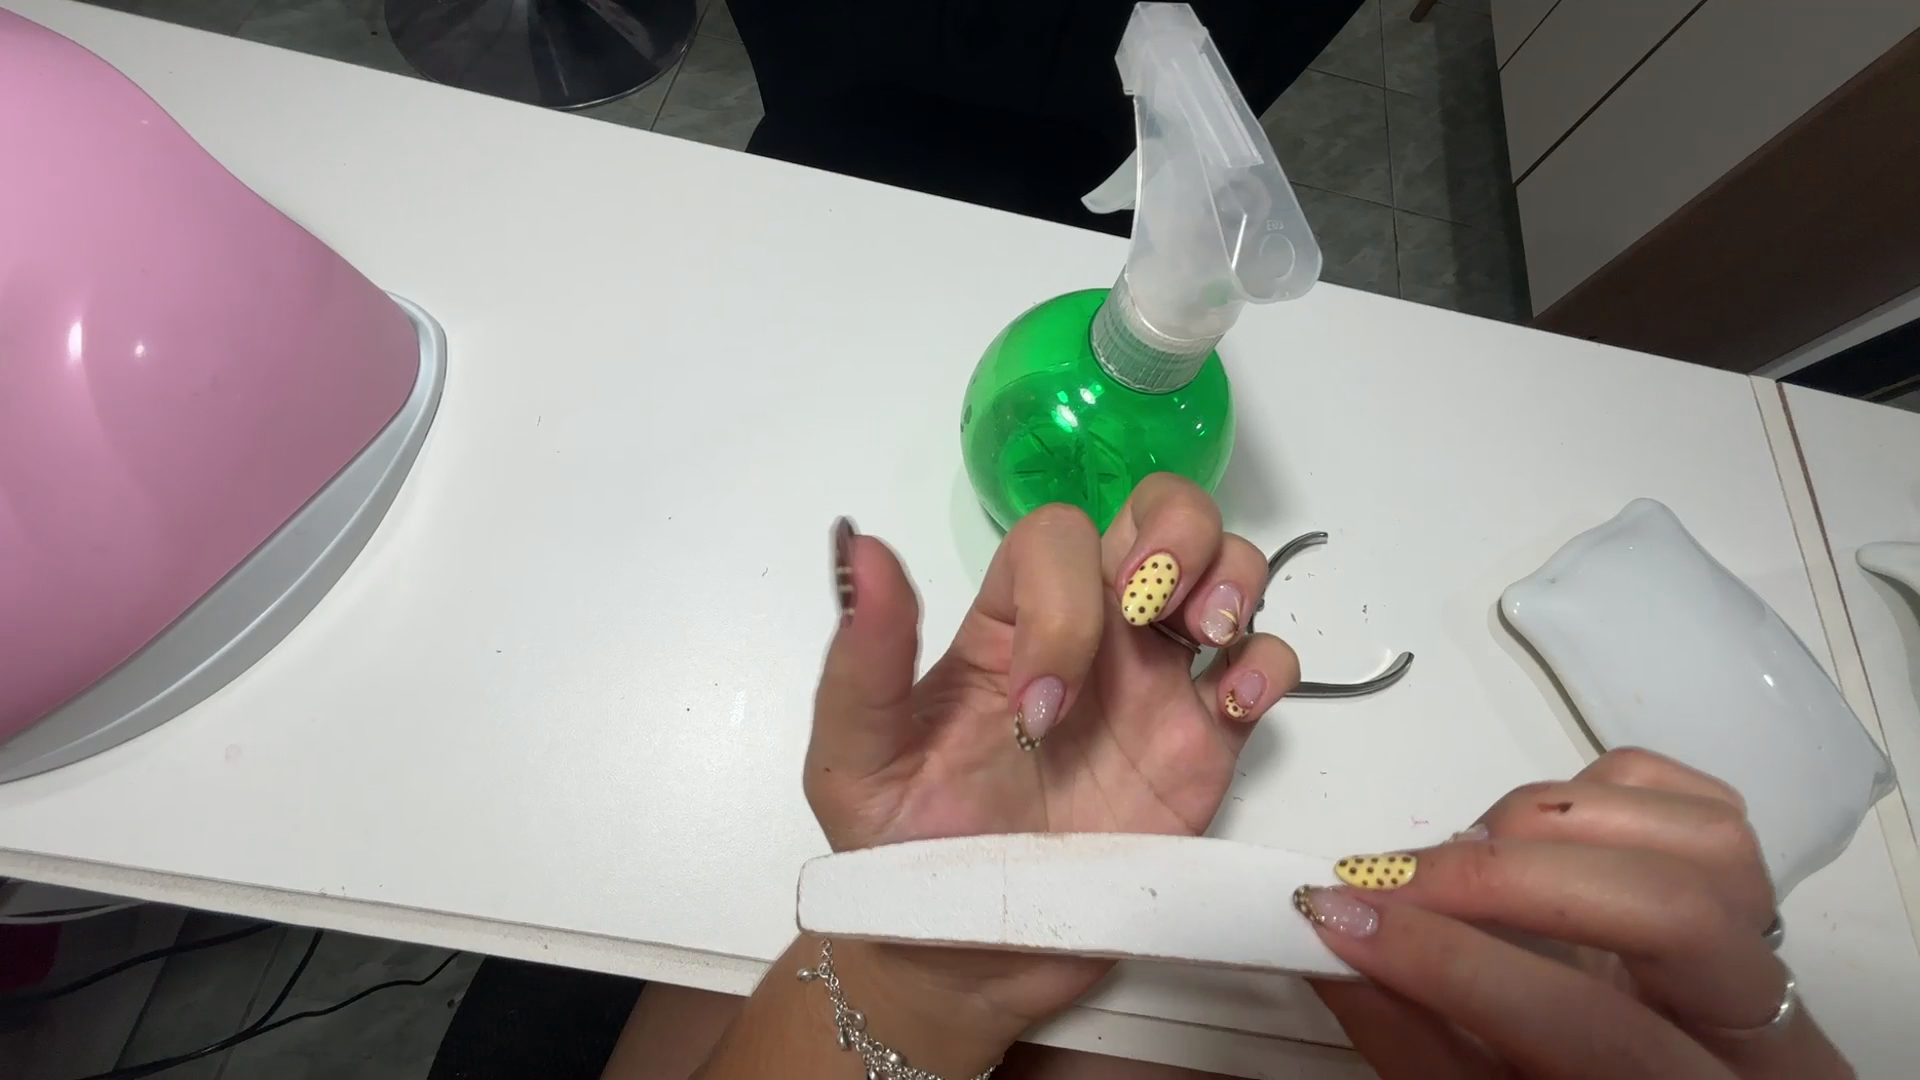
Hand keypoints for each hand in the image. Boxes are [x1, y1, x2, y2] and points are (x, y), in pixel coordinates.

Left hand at [804, 475, 1299, 1037]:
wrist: (968, 951)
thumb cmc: (908, 848)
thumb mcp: (859, 755)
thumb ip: (865, 654)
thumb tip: (858, 542)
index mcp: (1010, 620)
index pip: (1054, 540)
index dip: (1060, 602)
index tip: (1039, 710)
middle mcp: (1090, 631)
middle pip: (1155, 515)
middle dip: (1172, 532)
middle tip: (1154, 602)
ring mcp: (1154, 680)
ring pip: (1223, 569)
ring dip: (1230, 576)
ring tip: (1208, 636)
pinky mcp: (1203, 740)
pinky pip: (1263, 667)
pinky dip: (1266, 665)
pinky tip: (1233, 705)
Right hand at [1300, 748, 1853, 1078]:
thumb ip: (1404, 1033)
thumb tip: (1323, 933)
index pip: (1595, 1030)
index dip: (1453, 964)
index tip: (1336, 913)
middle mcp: (1766, 1022)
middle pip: (1666, 910)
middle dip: (1494, 875)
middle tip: (1382, 876)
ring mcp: (1766, 939)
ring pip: (1700, 838)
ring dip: (1543, 824)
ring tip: (1460, 852)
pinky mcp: (1736, 880)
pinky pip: (1696, 799)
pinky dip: (1598, 789)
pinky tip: (1531, 829)